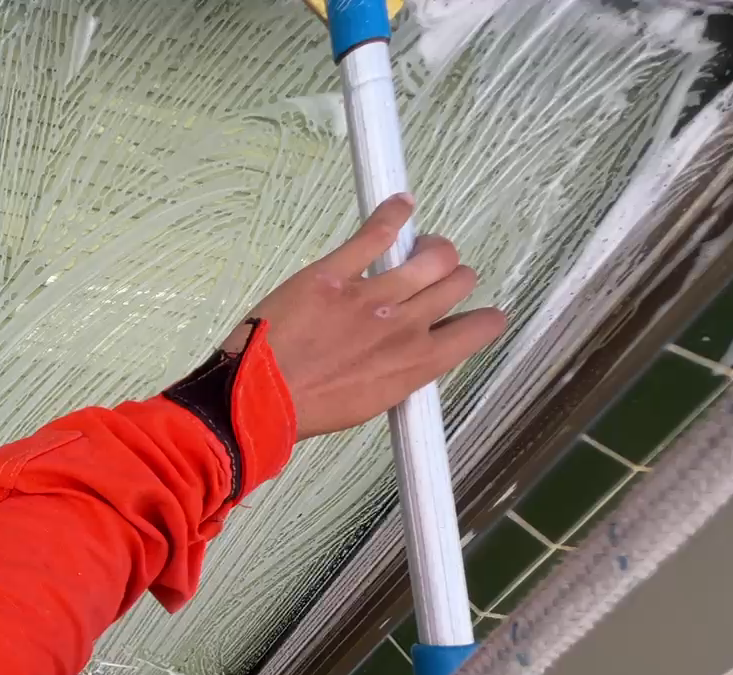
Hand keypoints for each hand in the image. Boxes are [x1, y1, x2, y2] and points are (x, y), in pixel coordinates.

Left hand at [248, 194, 507, 438]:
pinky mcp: (330, 277)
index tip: (458, 314)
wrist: (250, 400)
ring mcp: (370, 296)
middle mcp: (405, 324)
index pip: (481, 325)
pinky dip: (392, 214)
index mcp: (418, 362)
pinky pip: (375, 234)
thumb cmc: (301, 411)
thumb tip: (409, 356)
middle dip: (445, 276)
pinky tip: (398, 206)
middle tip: (421, 276)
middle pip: (457, 279)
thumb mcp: (365, 404)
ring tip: (411, 248)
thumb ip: (398, 373)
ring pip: (431, 254)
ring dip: (426, 248)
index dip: (474, 317)